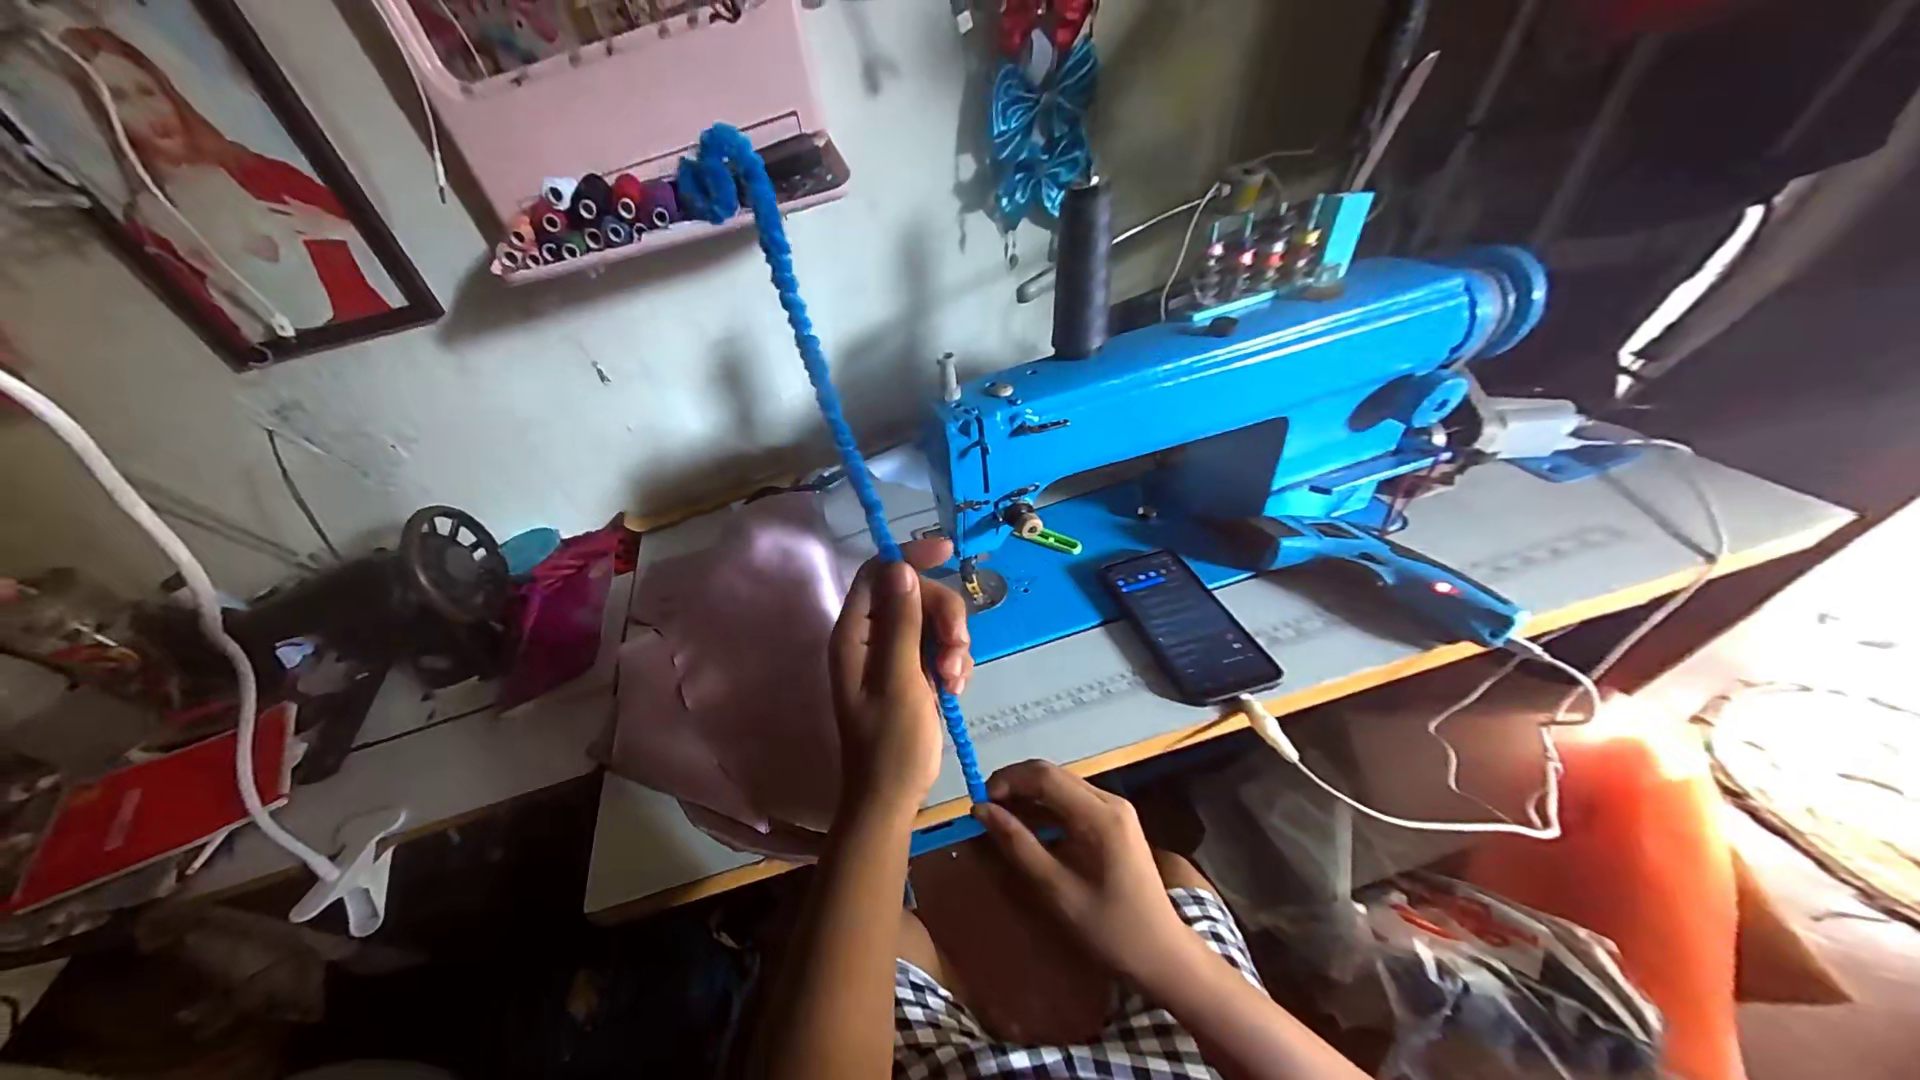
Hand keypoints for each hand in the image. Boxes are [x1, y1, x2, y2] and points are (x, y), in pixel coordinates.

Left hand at [828, 538, 971, 813]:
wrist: (893, 797)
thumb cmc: (890, 744)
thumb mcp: (899, 681)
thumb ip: (901, 623)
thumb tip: (901, 568)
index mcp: (855, 634)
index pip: (879, 573)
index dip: (909, 556)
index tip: (948, 552)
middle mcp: (872, 637)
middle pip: (915, 594)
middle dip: (943, 615)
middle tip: (956, 648)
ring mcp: (894, 654)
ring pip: (933, 620)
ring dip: (952, 643)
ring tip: (955, 680)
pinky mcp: (914, 671)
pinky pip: (940, 646)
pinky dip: (954, 661)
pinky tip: (957, 688)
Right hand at [972, 760, 1193, 982]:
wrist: (1162, 953)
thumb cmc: (1109, 929)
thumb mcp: (1057, 890)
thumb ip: (1018, 845)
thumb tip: (982, 810)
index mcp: (1100, 816)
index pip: (1045, 777)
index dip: (1008, 781)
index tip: (980, 801)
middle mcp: (1109, 801)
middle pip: (1052, 774)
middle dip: (1014, 784)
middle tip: (985, 808)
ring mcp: (1114, 808)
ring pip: (1060, 784)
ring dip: (1028, 794)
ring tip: (1000, 818)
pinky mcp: (1113, 819)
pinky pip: (1071, 799)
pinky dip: (1045, 806)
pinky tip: (1028, 826)